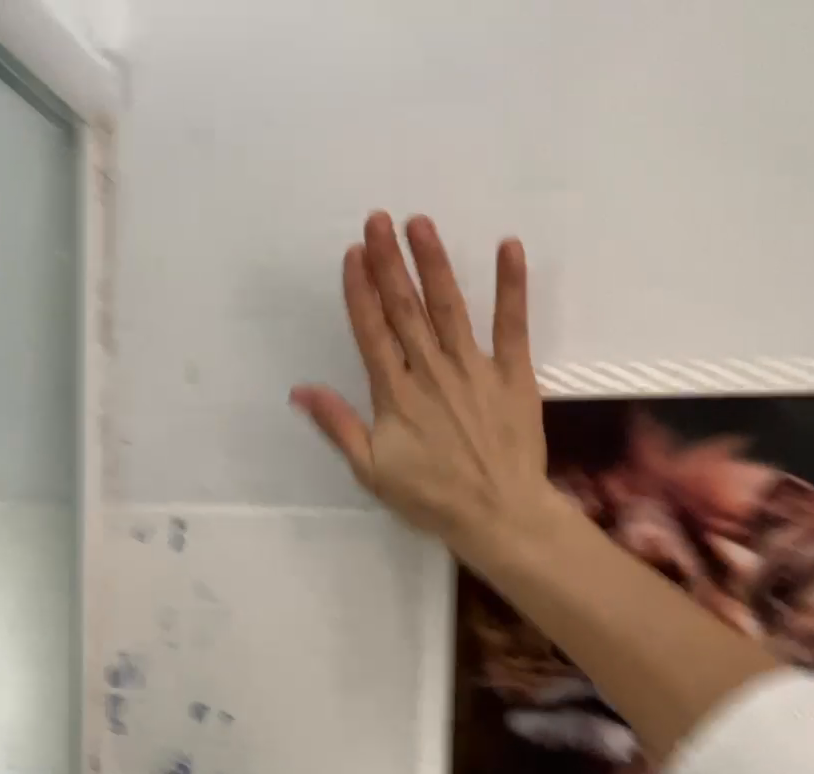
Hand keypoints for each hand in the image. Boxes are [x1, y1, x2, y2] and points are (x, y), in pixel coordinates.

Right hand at [290, 212, 568, 558]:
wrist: (497, 513)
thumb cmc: (429, 496)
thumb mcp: (371, 470)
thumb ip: (337, 425)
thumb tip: (300, 390)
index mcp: (395, 394)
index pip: (372, 332)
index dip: (360, 291)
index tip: (352, 253)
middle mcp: (431, 372)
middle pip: (405, 309)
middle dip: (389, 263)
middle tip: (378, 219)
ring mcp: (474, 369)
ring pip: (448, 307)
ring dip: (433, 263)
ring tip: (420, 223)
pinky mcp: (513, 373)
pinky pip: (512, 323)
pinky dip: (510, 286)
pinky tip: (507, 247)